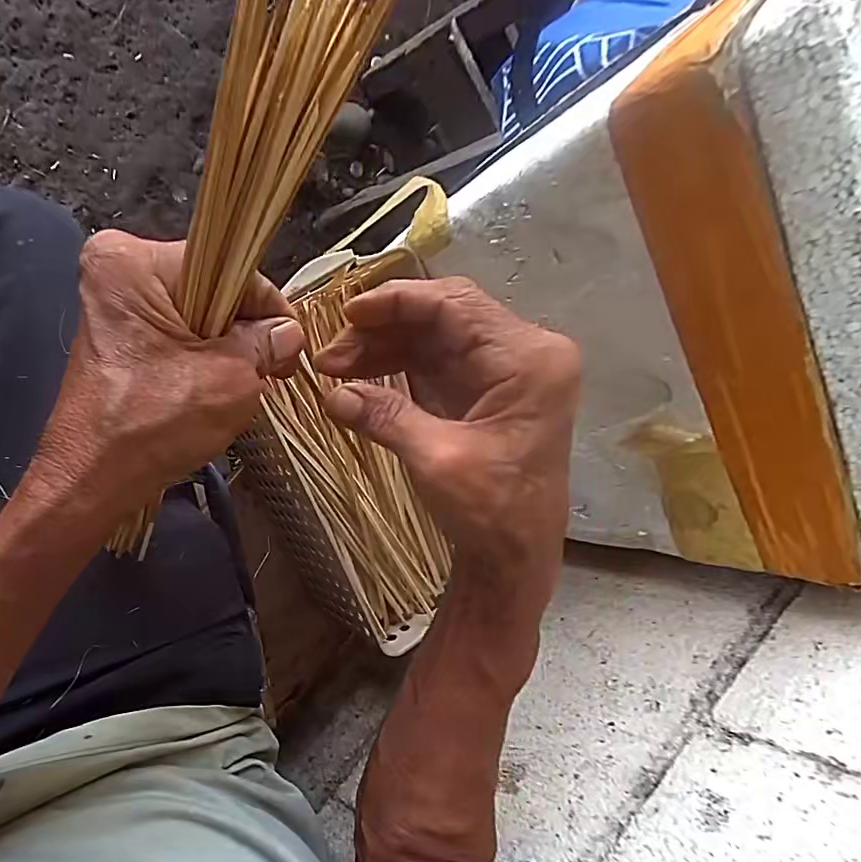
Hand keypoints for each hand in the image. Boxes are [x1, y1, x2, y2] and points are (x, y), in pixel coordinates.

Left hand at [30, 231, 304, 517]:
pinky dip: (203, 361)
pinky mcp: (119, 342)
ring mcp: (114, 309)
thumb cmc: (153, 426)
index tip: (292, 344)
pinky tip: (218, 390)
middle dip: (246, 331)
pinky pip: (177, 338)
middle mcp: (117, 272)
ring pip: (197, 318)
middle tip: (272, 370)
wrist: (95, 480)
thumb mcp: (230, 379)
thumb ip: (266, 344)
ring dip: (227, 351)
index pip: (228, 268)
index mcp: (133, 262)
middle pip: (212, 291)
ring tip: (248, 386)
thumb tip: (289, 334)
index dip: (269, 308)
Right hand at [314, 277, 579, 583]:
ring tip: (337, 369)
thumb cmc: (492, 513)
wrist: (515, 559)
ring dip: (387, 348)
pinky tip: (364, 378)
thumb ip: (385, 417)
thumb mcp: (436, 460)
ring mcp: (507, 374)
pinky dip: (401, 368)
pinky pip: (439, 365)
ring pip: (437, 339)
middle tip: (332, 355)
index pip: (456, 305)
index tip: (348, 312)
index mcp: (528, 360)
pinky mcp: (488, 395)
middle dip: (385, 329)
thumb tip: (332, 396)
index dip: (397, 302)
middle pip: (445, 317)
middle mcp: (524, 355)